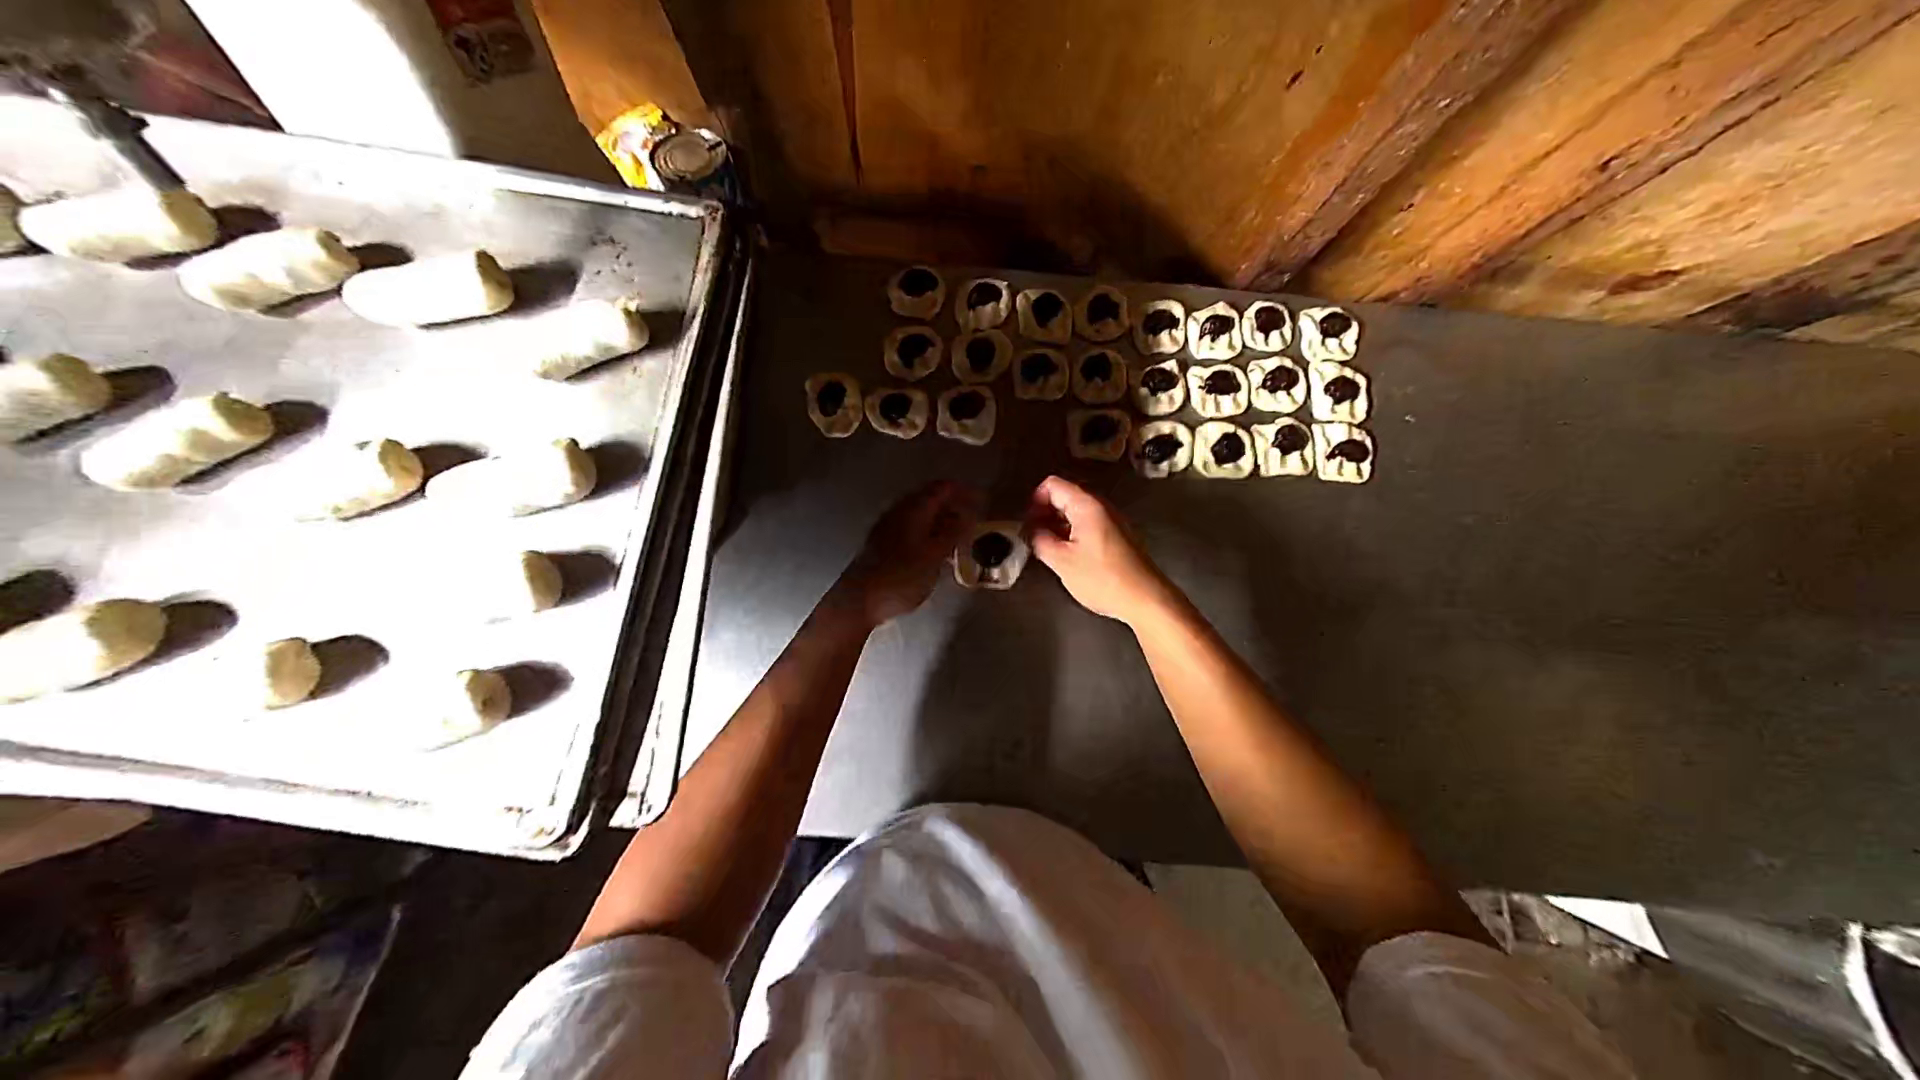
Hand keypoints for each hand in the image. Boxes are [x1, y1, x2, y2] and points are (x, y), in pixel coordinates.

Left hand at [833, 480, 980, 626]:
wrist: (858, 601)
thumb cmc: (901, 578)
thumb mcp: (934, 556)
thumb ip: (952, 532)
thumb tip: (966, 513)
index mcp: (913, 510)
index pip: (941, 488)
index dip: (963, 490)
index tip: (981, 500)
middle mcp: (899, 512)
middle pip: (929, 499)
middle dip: (952, 505)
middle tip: (973, 519)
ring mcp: (888, 528)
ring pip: (920, 515)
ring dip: (941, 521)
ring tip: (959, 537)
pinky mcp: (882, 544)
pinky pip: (911, 529)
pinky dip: (928, 534)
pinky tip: (937, 551)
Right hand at [1026, 475, 1179, 625]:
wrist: (1144, 599)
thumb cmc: (1104, 579)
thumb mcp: (1061, 561)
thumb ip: (1039, 540)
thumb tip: (1031, 531)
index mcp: (1086, 506)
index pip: (1052, 485)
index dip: (1034, 501)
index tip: (1027, 521)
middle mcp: (1101, 507)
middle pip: (1065, 496)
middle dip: (1045, 513)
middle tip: (1033, 534)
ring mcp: (1112, 521)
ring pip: (1077, 512)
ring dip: (1058, 525)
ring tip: (1047, 547)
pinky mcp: (1117, 537)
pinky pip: (1089, 525)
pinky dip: (1073, 534)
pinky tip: (1067, 555)